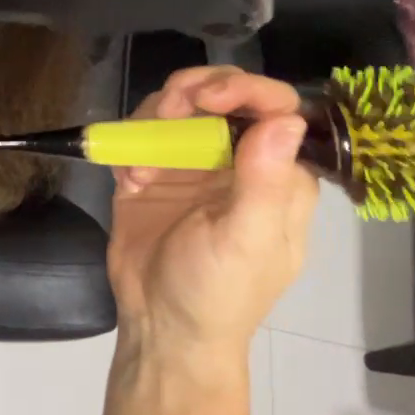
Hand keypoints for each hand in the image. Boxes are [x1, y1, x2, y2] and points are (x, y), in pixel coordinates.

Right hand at [107, 67, 318, 359]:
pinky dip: (129, 147)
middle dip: (190, 94)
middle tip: (167, 116)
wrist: (159, 325)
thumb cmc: (217, 291)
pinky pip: (139, 133)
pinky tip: (129, 181)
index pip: (274, 107)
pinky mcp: (151, 170)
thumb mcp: (246, 240)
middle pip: (219, 95)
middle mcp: (236, 160)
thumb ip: (265, 182)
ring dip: (153, 125)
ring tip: (142, 169)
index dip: (244, 89)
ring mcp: (191, 163)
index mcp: (276, 175)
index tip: (208, 97)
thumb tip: (286, 120)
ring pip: (174, 107)